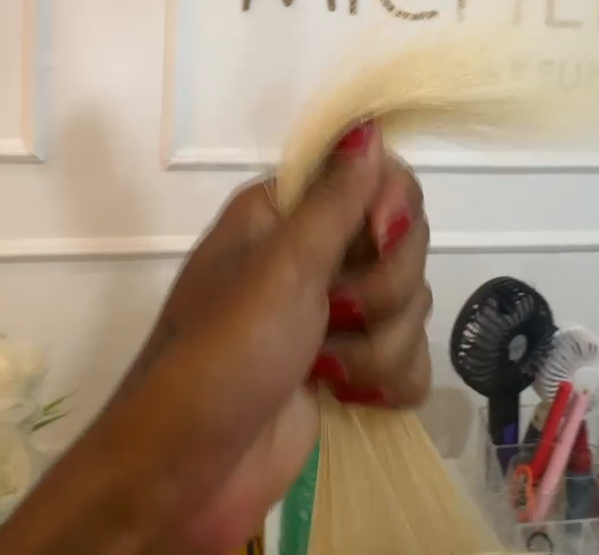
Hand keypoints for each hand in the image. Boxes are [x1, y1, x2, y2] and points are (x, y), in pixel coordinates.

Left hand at [0, 122, 429, 554]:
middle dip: (379, 290)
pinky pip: (408, 355)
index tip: (379, 237)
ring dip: (375, 347)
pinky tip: (347, 396)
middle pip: (403, 242)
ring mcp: (333, 311)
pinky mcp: (350, 365)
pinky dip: (385, 380)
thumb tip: (368, 125)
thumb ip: (337, 198)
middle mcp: (313, 251)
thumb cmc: (224, 355)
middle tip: (332, 315)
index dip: (390, 207)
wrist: (188, 474)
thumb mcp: (282, 267)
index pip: (376, 176)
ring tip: (323, 370)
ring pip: (410, 303)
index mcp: (288, 211)